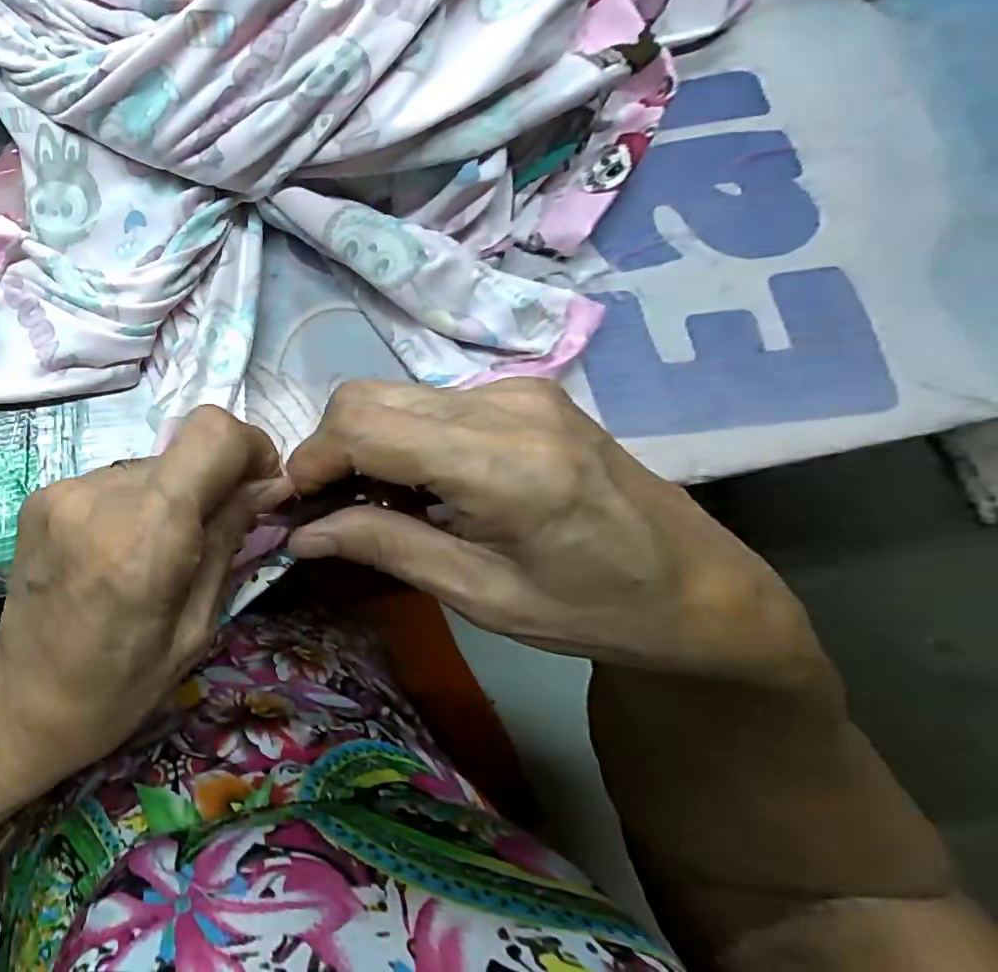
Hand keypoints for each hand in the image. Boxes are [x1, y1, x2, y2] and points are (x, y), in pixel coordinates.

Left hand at [0, 407, 288, 829]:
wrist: (23, 699)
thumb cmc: (119, 687)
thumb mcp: (195, 626)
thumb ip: (228, 540)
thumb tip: (266, 484)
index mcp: (144, 535)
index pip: (211, 433)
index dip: (248, 447)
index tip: (257, 485)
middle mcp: (96, 497)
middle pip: (180, 453)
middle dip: (207, 484)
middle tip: (206, 537)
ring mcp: (60, 492)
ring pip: (144, 467)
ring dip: (164, 498)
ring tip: (152, 555)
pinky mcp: (39, 496)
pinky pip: (107, 482)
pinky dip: (126, 506)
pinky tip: (114, 552)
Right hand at [284, 379, 825, 688]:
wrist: (704, 590)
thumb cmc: (595, 610)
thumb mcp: (480, 596)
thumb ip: (383, 548)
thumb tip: (298, 532)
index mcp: (505, 464)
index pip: (363, 426)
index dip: (311, 461)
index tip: (297, 506)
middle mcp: (507, 405)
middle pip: (363, 397)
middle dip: (327, 450)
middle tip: (330, 507)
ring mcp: (516, 389)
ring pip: (385, 394)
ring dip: (358, 443)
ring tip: (375, 501)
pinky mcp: (519, 390)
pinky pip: (420, 400)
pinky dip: (393, 436)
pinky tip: (415, 482)